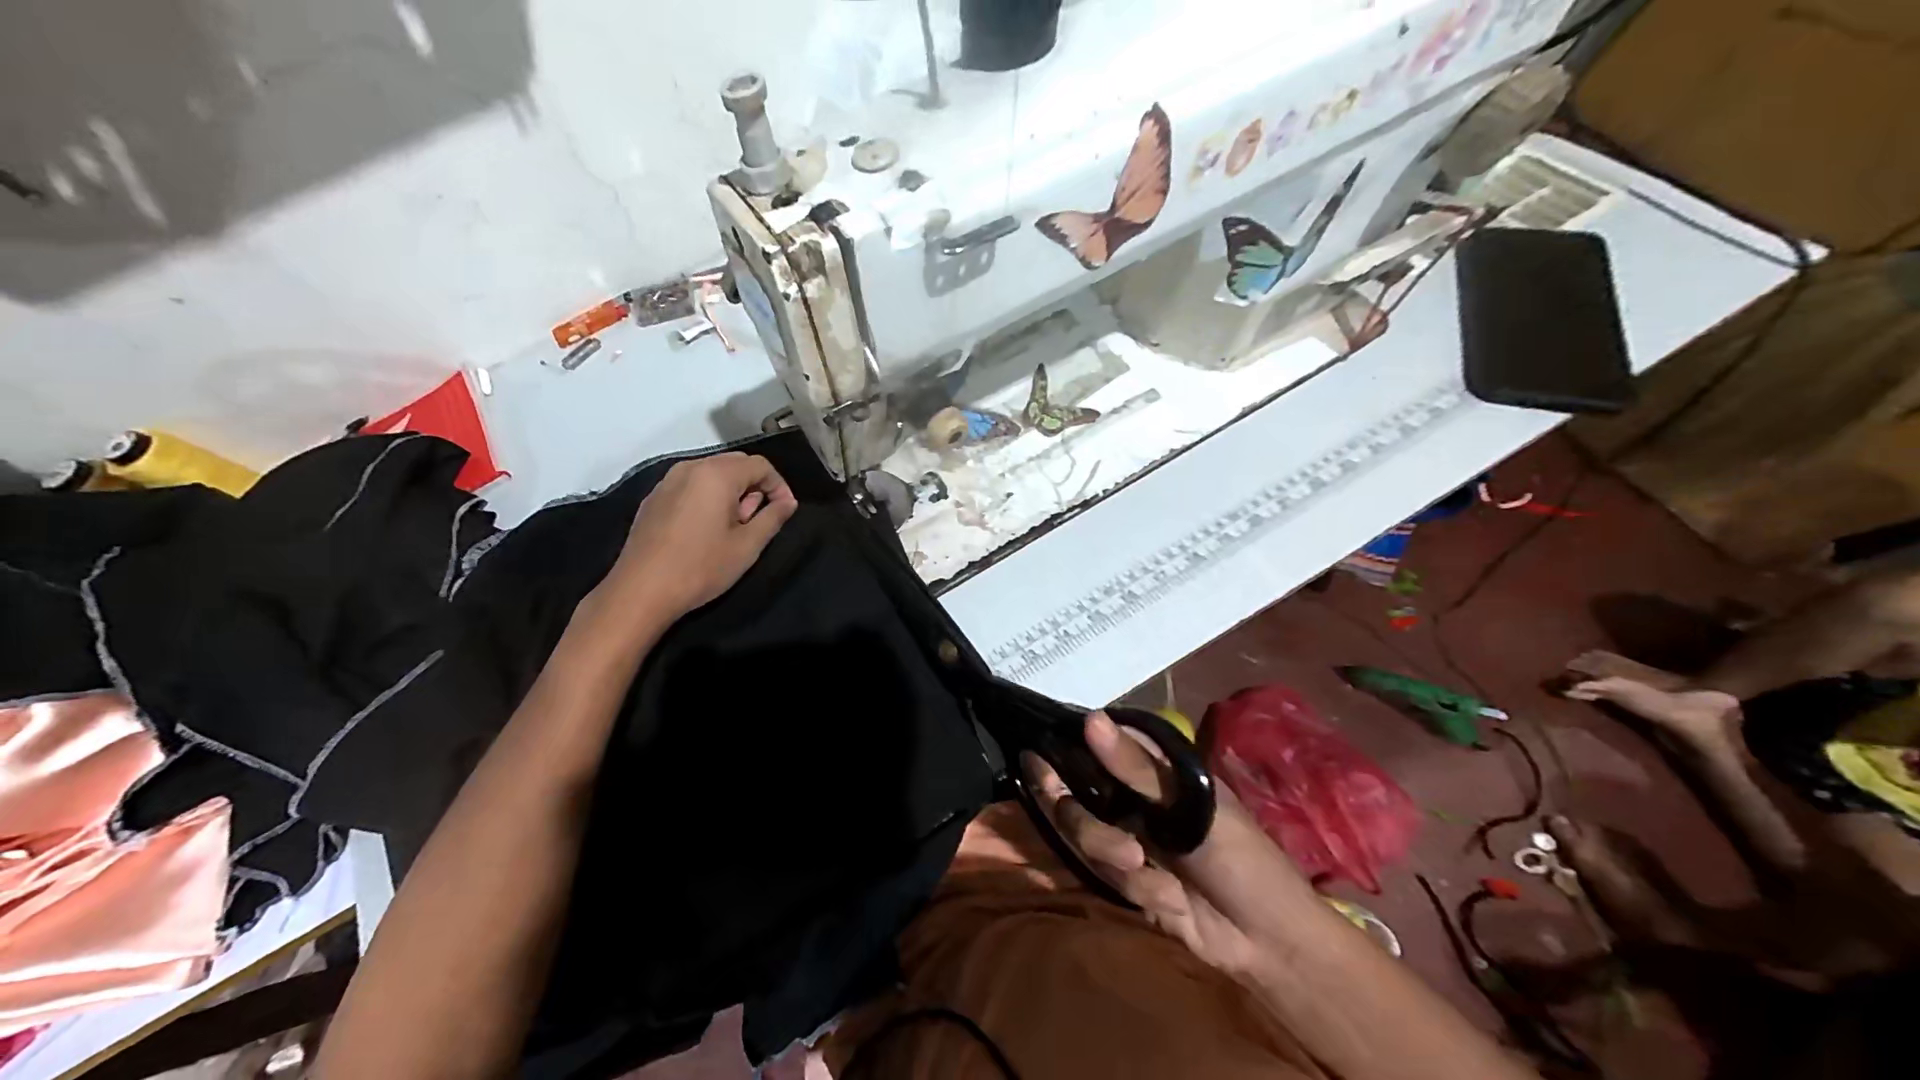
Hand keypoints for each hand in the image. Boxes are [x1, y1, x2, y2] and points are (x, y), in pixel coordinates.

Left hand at [604, 453, 797, 618]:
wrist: (641, 590)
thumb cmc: (701, 567)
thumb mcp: (747, 546)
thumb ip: (772, 518)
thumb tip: (788, 503)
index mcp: (717, 474)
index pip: (760, 465)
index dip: (779, 486)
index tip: (785, 511)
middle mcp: (691, 468)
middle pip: (735, 464)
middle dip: (755, 486)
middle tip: (759, 520)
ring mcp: (668, 481)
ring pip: (711, 473)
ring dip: (731, 492)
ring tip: (733, 527)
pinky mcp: (654, 498)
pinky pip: (691, 486)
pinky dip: (708, 497)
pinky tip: (706, 529)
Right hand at [1023, 712, 1304, 983]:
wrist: (1265, 940)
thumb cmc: (1240, 856)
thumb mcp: (1191, 807)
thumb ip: (1135, 768)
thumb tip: (1090, 719)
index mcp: (1153, 767)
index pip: (1097, 742)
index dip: (1067, 744)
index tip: (1039, 752)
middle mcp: (1131, 796)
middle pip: (1075, 790)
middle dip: (1078, 812)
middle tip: (1076, 812)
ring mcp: (1124, 836)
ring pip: (1083, 833)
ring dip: (1109, 851)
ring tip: (1140, 867)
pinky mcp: (1123, 877)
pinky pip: (1102, 872)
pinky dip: (1135, 887)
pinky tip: (1168, 898)